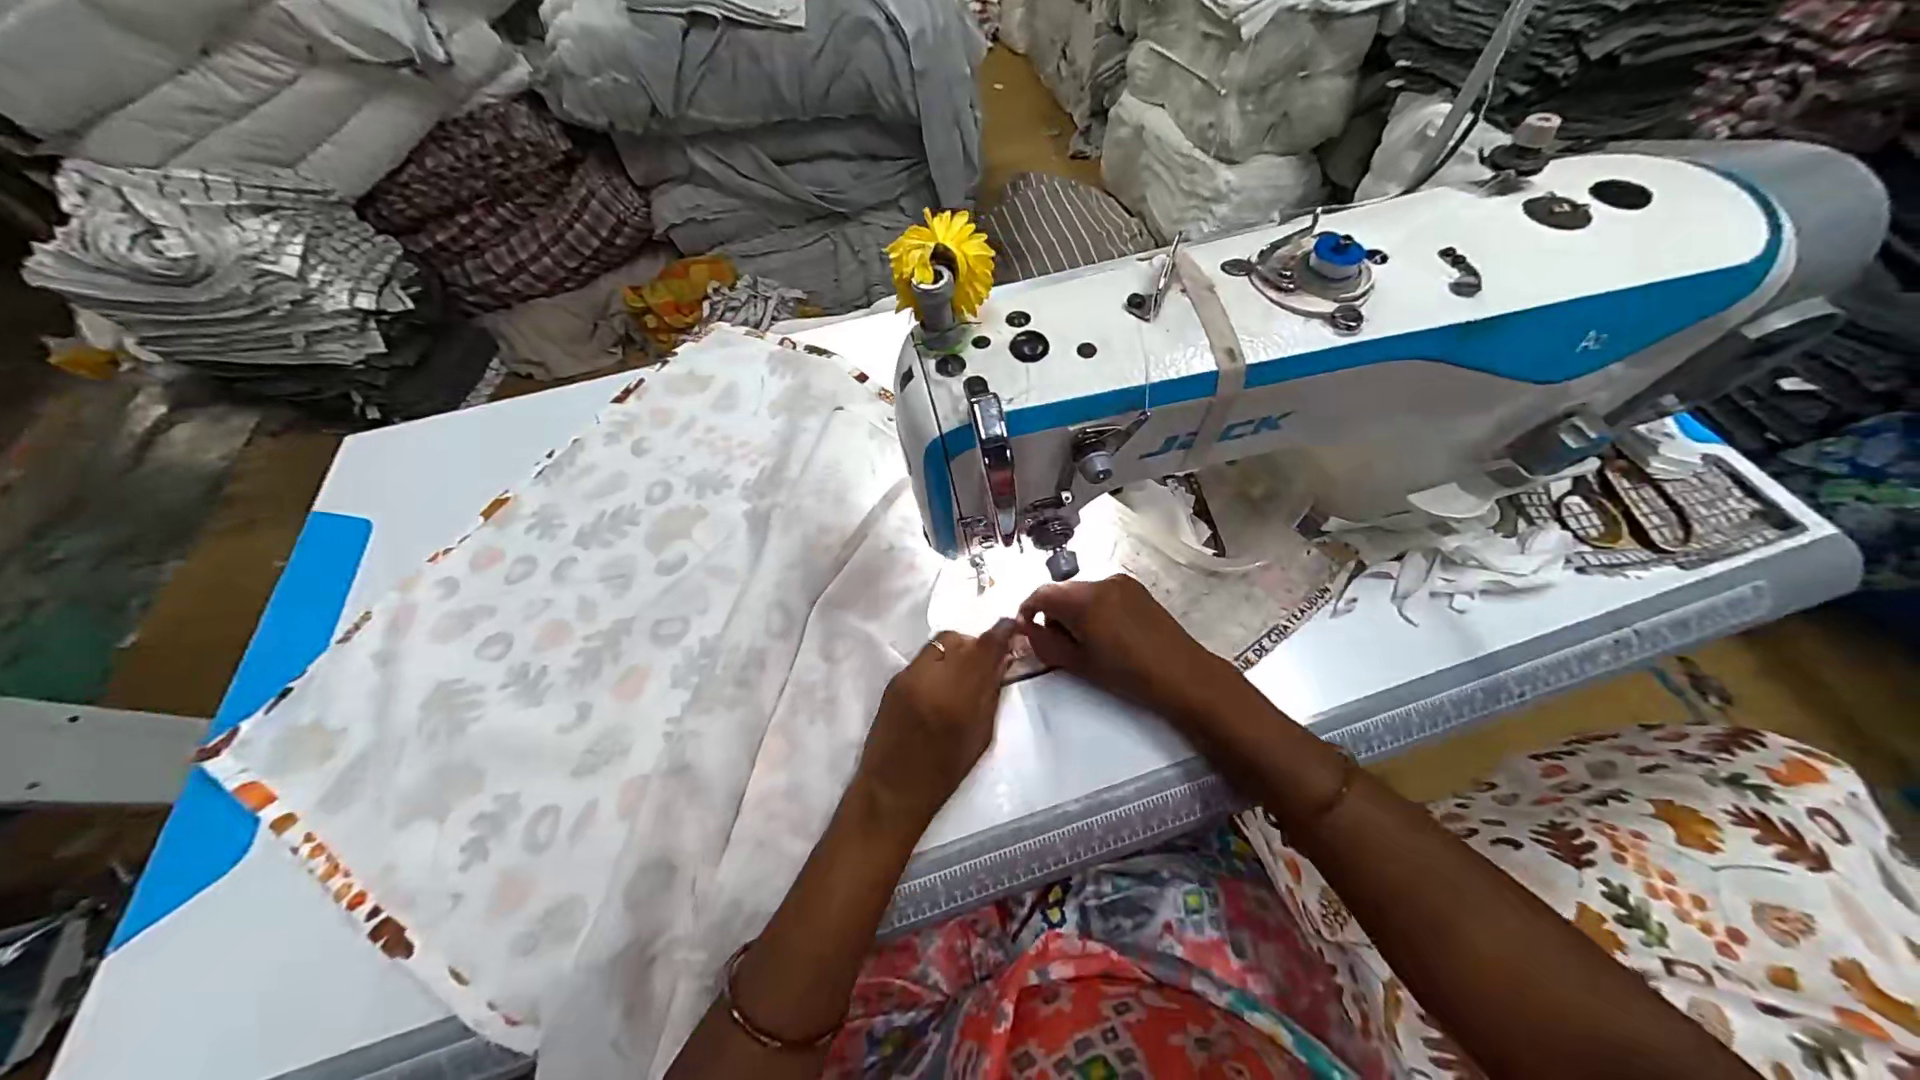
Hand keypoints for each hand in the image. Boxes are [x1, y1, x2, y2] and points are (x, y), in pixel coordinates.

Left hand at [854, 620, 1016, 829]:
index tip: (1012, 625)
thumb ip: (990, 693)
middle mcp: (930, 677)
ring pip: (938, 645)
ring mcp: (907, 677)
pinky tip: (941, 686)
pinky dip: (937, 664)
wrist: (891, 790)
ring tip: (962, 675)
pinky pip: (922, 660)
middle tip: (986, 662)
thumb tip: (1002, 660)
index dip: (1002, 631)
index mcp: (958, 695)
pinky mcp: (892, 682)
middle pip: (959, 638)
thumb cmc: (944, 773)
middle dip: (975, 644)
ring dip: (956, 652)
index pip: (985, 646)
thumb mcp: (981, 735)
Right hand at [1017, 575, 1235, 726]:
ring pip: (1081, 591)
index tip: (1025, 629)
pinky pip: (1101, 592)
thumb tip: (1027, 629)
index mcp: (1083, 600)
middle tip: (1056, 641)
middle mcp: (1100, 582)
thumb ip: (1045, 643)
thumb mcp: (1078, 664)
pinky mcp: (1135, 588)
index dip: (1027, 610)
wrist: (1181, 674)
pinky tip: (1105, 632)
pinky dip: (1093, 607)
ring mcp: (1120, 582)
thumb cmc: (1127, 675)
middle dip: (1051, 612)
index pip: (1041, 594)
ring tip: (1084, 640)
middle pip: (1061, 590)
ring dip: (1072, 609)